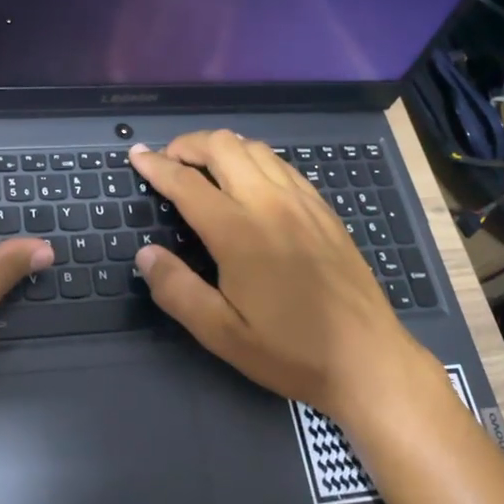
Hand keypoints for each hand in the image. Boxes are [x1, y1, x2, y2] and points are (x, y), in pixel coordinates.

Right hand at [130, 132, 438, 429]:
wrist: (367, 360)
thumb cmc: (289, 351)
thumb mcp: (221, 333)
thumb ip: (177, 290)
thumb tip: (146, 254)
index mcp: (239, 232)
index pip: (186, 182)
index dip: (156, 166)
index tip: (136, 156)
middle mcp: (270, 204)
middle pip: (223, 147)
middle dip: (188, 144)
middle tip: (168, 160)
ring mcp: (303, 202)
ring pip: (256, 148)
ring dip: (222, 147)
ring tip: (203, 165)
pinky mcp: (324, 210)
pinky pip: (282, 165)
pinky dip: (254, 159)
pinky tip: (249, 180)